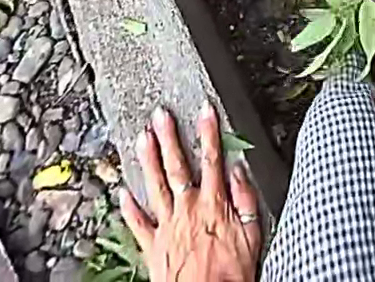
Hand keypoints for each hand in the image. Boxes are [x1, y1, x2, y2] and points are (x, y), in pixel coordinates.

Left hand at [119, 103, 262, 280]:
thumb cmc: (230, 277)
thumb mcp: (252, 236)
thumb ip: (246, 200)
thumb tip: (239, 171)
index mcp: (212, 204)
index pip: (211, 158)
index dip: (209, 132)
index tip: (205, 110)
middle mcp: (187, 209)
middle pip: (177, 166)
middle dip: (169, 137)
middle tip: (161, 115)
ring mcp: (167, 227)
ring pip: (155, 186)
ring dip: (148, 160)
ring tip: (142, 137)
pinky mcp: (153, 248)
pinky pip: (138, 225)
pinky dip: (129, 208)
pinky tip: (123, 192)